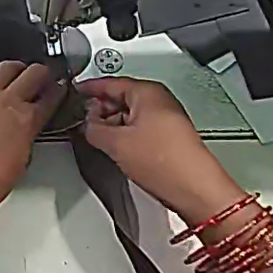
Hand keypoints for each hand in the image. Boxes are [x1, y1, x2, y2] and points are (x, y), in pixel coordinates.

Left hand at [0, 61, 64, 214]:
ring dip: (16, 69)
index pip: (51, 96)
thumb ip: (28, 135)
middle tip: (43, 77)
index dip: (58, 91)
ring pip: (6, 67)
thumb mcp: (23, 158)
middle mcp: (8, 101)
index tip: (58, 89)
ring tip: (18, 73)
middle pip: (33, 73)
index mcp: (28, 119)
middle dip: (42, 73)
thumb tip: (26, 129)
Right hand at [79, 77, 246, 224]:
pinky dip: (126, 135)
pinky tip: (119, 150)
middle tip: (86, 121)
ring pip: (130, 114)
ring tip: (102, 140)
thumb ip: (93, 129)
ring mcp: (167, 118)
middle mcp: (160, 100)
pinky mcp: (170, 137)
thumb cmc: (168, 163)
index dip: (89, 88)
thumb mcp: (115, 143)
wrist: (196, 190)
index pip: (110, 82)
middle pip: (120, 97)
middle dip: (100, 110)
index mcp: (148, 92)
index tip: (76, 91)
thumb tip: (86, 125)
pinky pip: (140, 128)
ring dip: (113, 125)